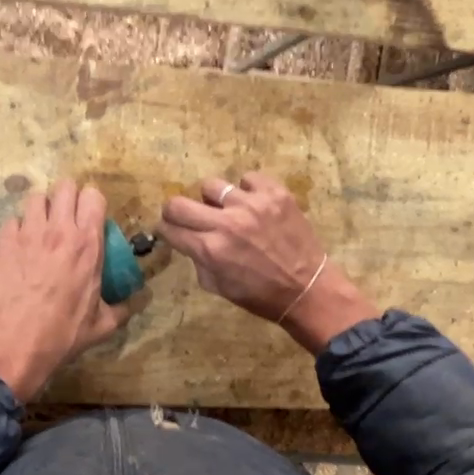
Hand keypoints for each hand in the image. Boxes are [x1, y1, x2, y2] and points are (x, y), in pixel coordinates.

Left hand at [0, 181, 135, 400]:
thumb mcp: (102, 326)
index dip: (92, 202)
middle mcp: (59, 231)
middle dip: (67, 198)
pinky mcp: (1, 242)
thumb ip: (123, 308)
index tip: (90, 217)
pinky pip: (11, 220)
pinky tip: (17, 248)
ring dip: (41, 209)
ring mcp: (27, 233)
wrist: (11, 346)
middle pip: (65, 186)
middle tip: (65, 218)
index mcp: (87, 245)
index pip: (94, 197)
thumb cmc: (61, 336)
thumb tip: (142, 300)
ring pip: (36, 197)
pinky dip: (16, 229)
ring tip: (40, 228)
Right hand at [157, 172, 377, 353]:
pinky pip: (247, 179)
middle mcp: (226, 223)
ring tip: (227, 211)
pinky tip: (254, 206)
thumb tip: (188, 240)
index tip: (169, 230)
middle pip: (178, 204)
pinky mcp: (275, 194)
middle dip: (175, 212)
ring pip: (211, 186)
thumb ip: (198, 260)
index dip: (165, 230)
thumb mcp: (219, 287)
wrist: (308, 288)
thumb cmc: (260, 295)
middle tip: (185, 217)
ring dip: (214, 200)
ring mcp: (251, 204)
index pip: (170, 229)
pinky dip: (247, 191)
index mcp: (210, 250)